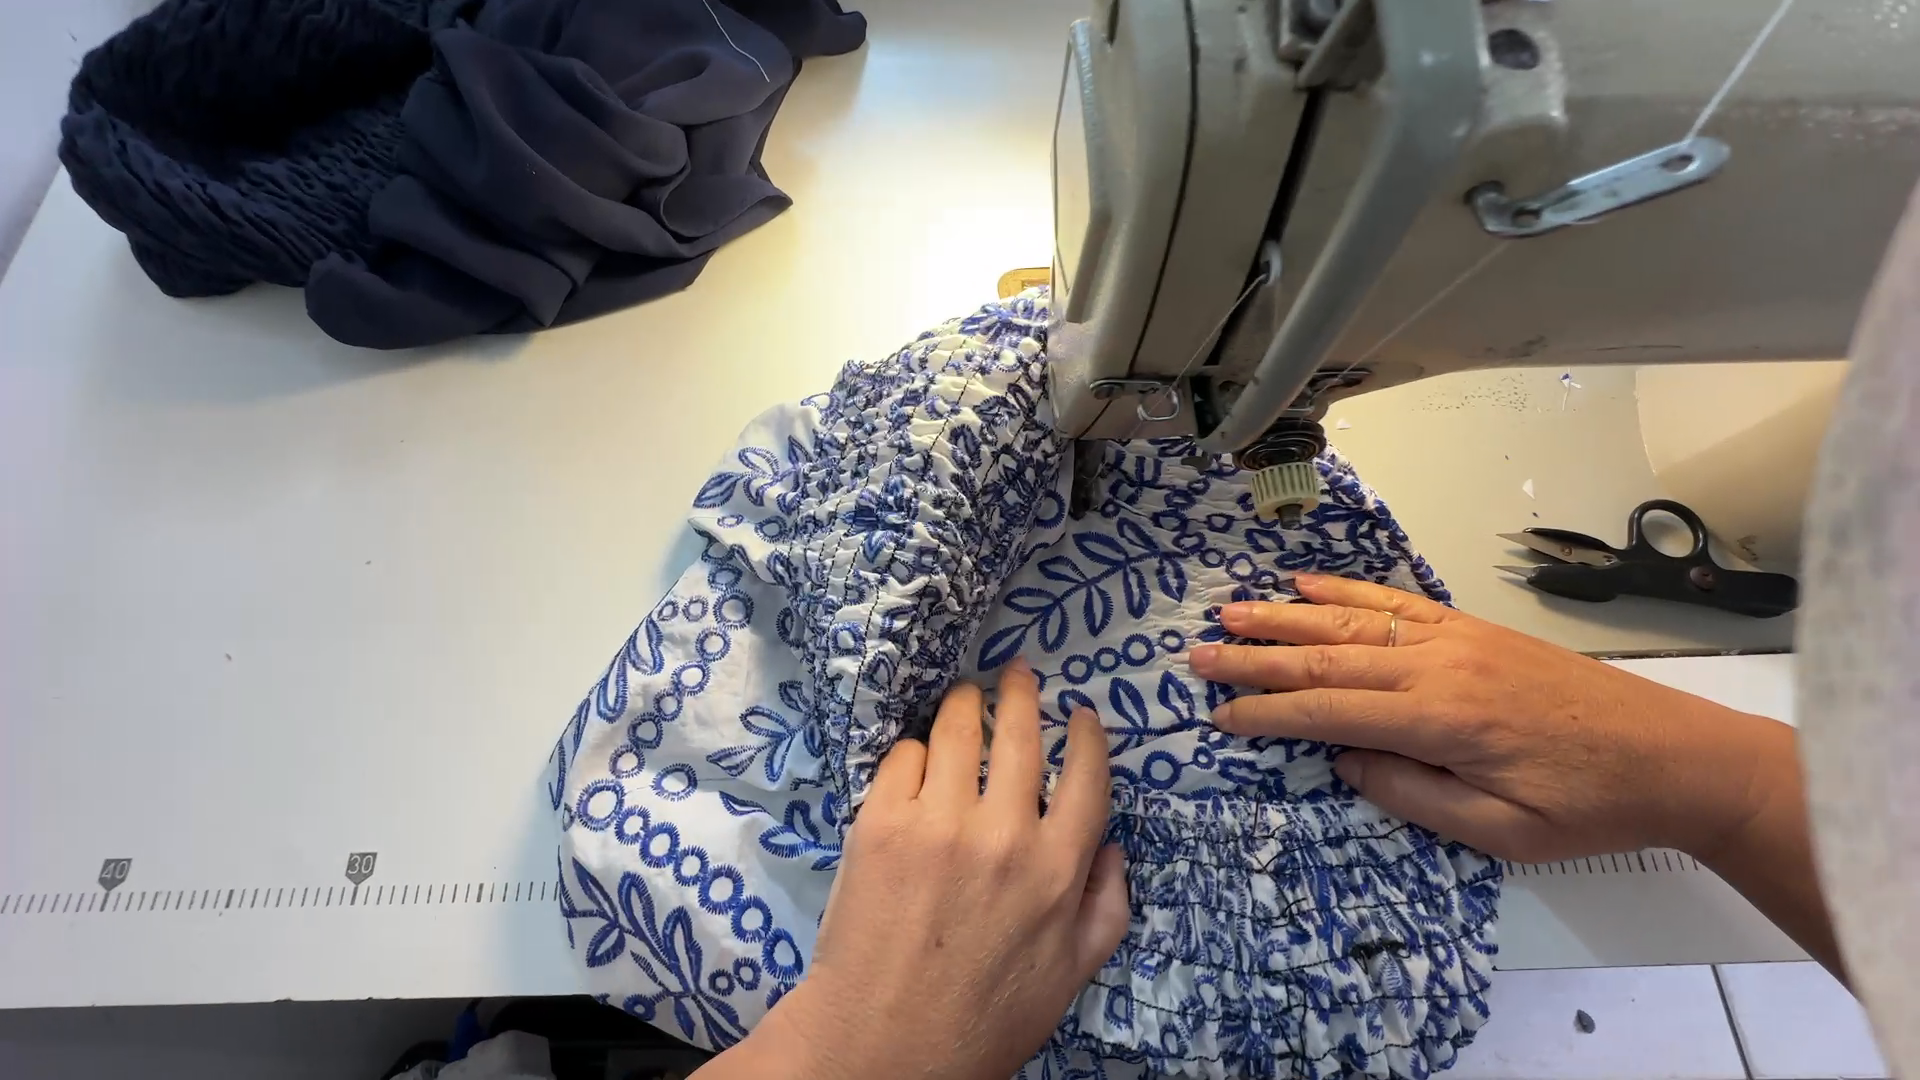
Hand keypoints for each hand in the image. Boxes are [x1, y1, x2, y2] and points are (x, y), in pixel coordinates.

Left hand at [711, 660, 1129, 1079]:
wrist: (881, 1043)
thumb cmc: (983, 1014)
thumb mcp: (1069, 977)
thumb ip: (1106, 908)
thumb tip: (1113, 845)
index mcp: (1056, 870)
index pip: (1085, 775)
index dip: (1086, 734)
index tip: (1080, 714)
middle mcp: (1002, 832)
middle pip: (1019, 732)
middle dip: (1022, 691)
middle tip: (1017, 673)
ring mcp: (937, 821)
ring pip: (957, 727)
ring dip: (966, 701)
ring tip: (966, 695)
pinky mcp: (881, 820)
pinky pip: (904, 756)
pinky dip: (915, 751)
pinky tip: (918, 761)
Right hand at [1186, 574, 1788, 863]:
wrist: (1680, 758)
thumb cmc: (1589, 806)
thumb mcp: (1501, 830)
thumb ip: (1412, 791)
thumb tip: (1342, 758)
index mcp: (1440, 719)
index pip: (1328, 710)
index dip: (1267, 713)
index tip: (1220, 716)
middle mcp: (1433, 665)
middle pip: (1322, 656)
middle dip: (1253, 658)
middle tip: (1197, 655)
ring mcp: (1448, 637)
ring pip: (1345, 620)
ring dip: (1280, 615)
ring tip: (1229, 612)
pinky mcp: (1465, 624)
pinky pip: (1391, 600)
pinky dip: (1341, 590)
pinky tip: (1302, 583)